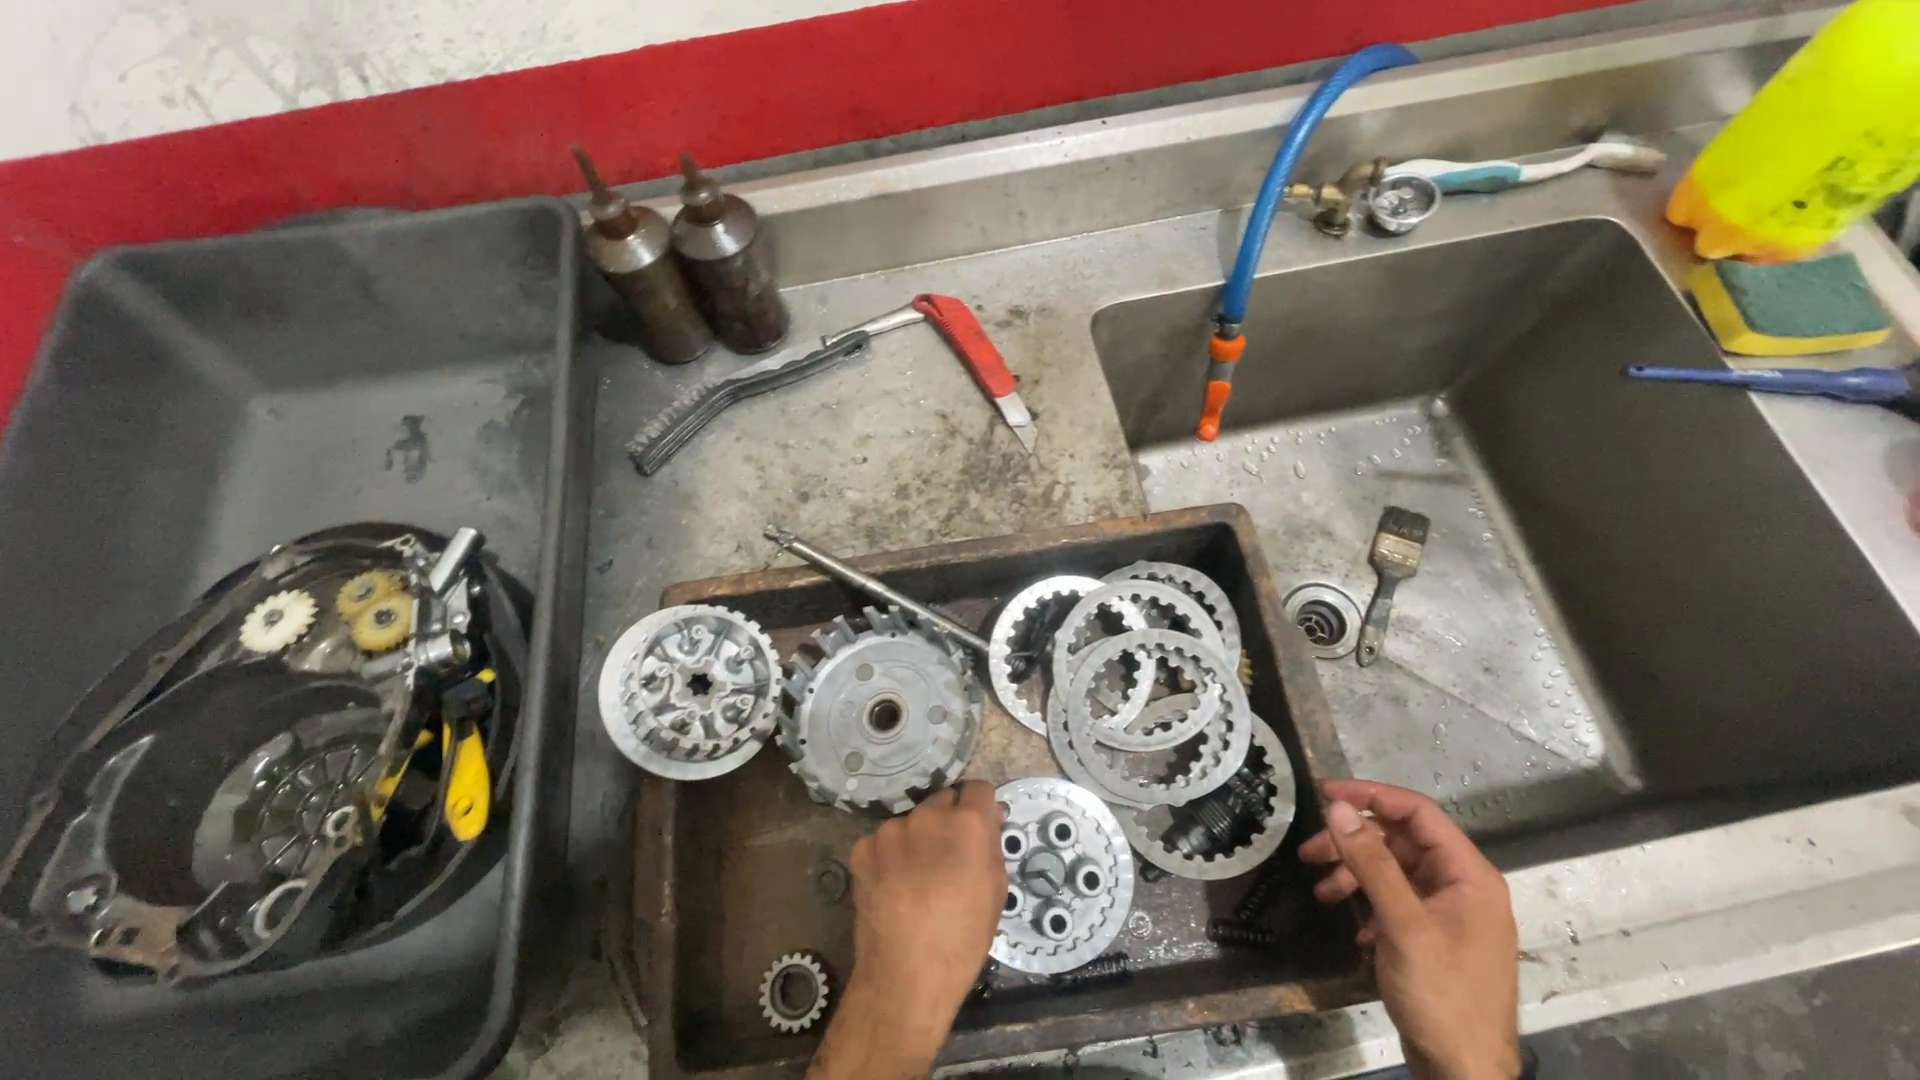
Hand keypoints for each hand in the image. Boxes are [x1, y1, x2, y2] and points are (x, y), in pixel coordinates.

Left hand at [806, 781, 1006, 1079]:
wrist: (906, 974)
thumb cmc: (963, 938)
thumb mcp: (996, 890)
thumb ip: (991, 847)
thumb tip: (987, 824)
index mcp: (968, 824)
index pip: (978, 789)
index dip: (980, 808)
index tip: (979, 827)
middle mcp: (928, 816)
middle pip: (943, 801)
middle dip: (948, 822)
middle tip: (946, 857)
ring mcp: (891, 830)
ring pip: (911, 821)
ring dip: (916, 838)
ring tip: (915, 877)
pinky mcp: (863, 848)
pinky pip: (882, 840)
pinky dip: (888, 855)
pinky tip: (892, 885)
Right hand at [1300, 780, 1520, 1079]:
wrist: (1464, 1072)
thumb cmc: (1442, 994)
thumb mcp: (1403, 925)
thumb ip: (1372, 864)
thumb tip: (1339, 809)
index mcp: (1469, 874)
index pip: (1417, 813)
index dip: (1371, 796)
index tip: (1324, 793)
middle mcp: (1462, 885)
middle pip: (1400, 841)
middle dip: (1353, 843)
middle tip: (1309, 851)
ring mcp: (1448, 912)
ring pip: (1393, 871)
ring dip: (1354, 873)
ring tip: (1321, 892)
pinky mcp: (1433, 936)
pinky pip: (1395, 900)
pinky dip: (1367, 903)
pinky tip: (1351, 926)